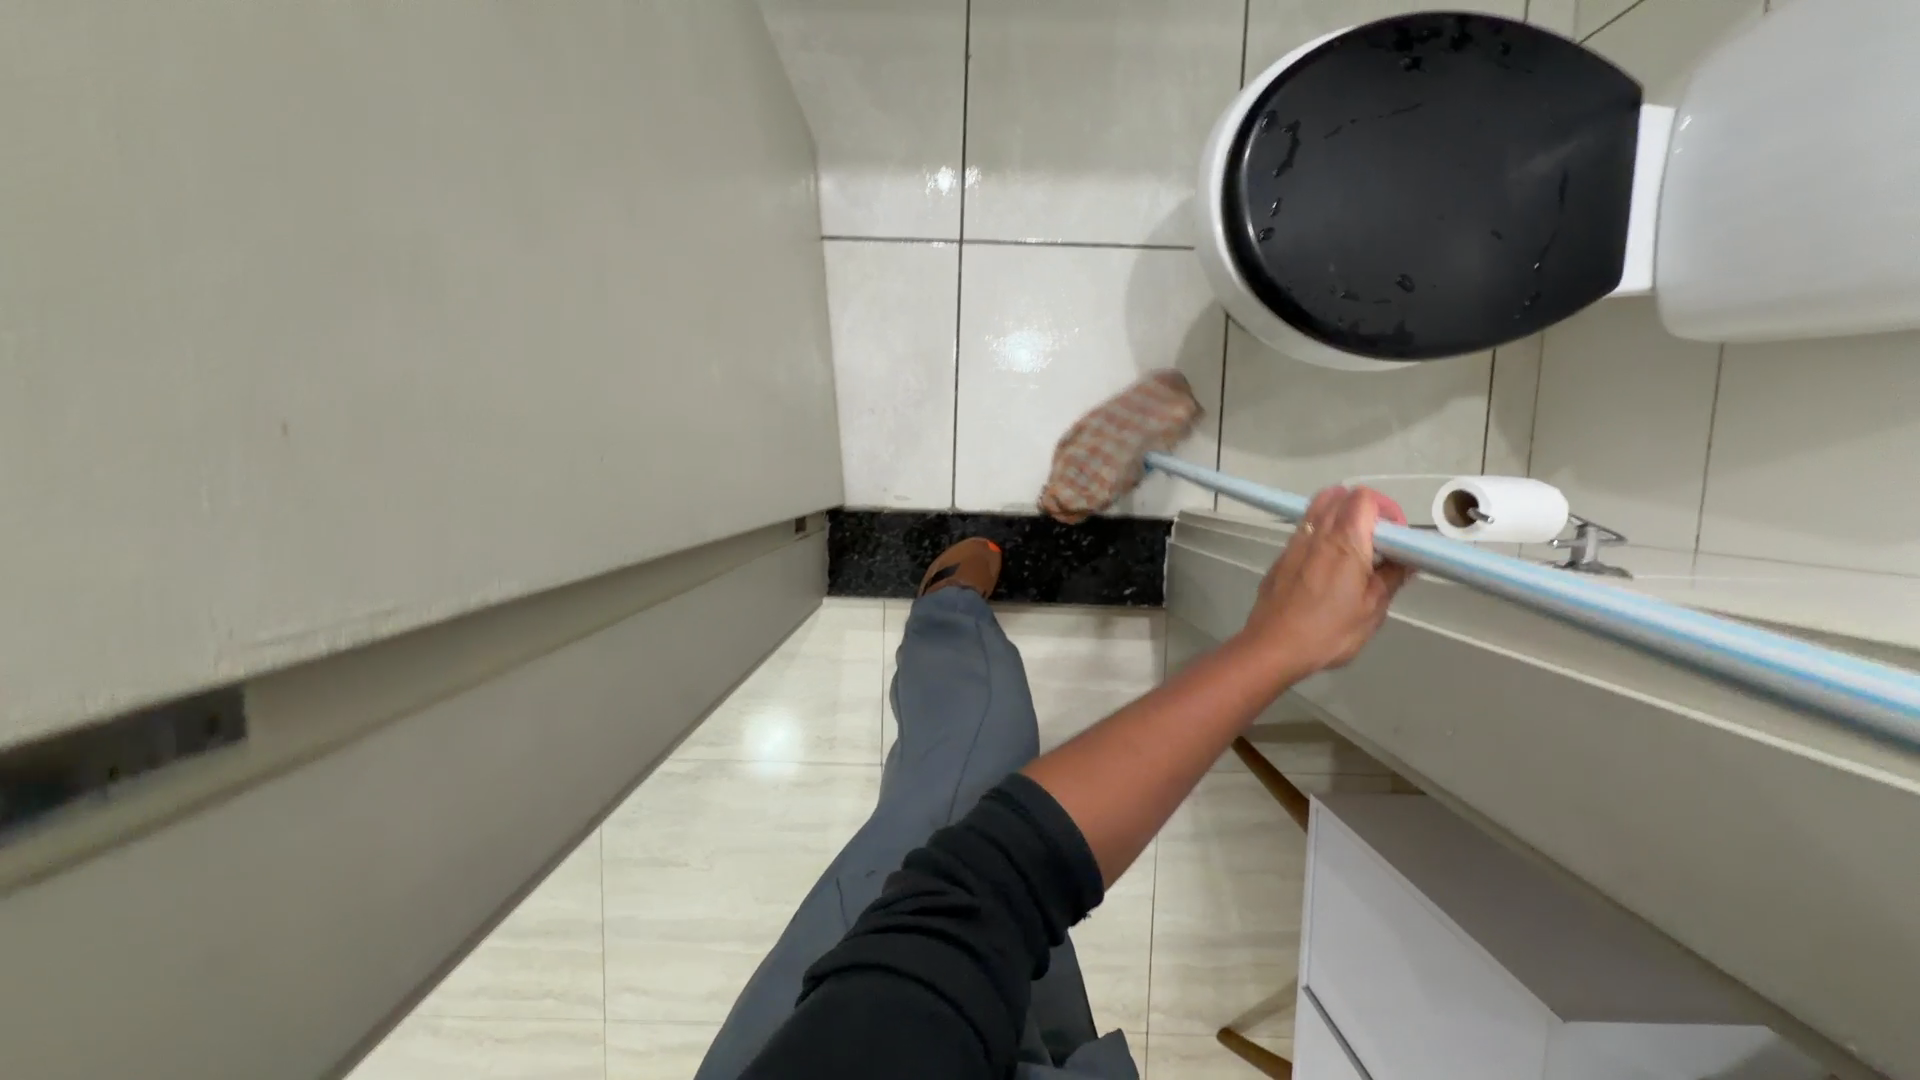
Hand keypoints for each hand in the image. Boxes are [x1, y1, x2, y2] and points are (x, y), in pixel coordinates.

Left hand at [1236, 485, 1411, 682]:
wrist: (1272, 647)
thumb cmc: (1328, 632)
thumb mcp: (1372, 609)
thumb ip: (1391, 578)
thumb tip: (1408, 560)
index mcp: (1344, 541)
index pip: (1364, 497)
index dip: (1386, 508)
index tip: (1396, 537)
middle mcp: (1316, 534)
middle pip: (1338, 496)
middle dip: (1364, 509)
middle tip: (1378, 541)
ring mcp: (1293, 544)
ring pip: (1317, 510)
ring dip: (1339, 518)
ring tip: (1355, 551)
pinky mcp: (1280, 558)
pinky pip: (1303, 532)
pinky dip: (1320, 534)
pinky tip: (1328, 566)